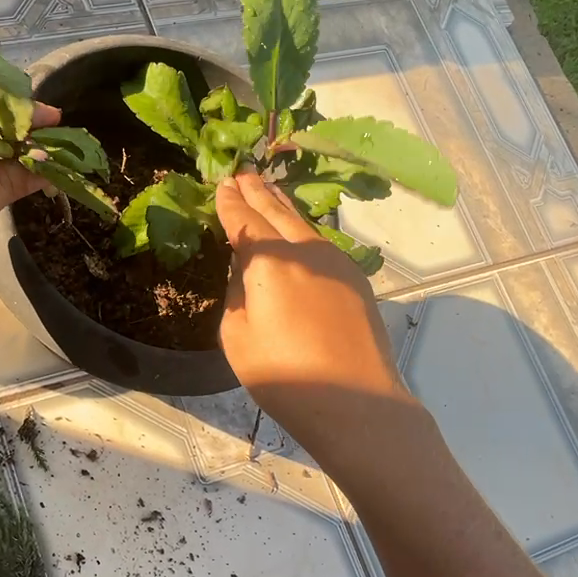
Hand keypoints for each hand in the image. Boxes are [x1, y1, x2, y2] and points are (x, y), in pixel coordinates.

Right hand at [216, 173, 407, 448]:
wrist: (356, 402)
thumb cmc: (284, 376)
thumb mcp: (237, 337)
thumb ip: (237, 295)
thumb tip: (247, 272)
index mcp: (269, 262)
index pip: (244, 222)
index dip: (230, 204)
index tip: (221, 185)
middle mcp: (304, 251)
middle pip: (276, 212)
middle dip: (257, 193)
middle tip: (242, 174)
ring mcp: (336, 263)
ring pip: (302, 225)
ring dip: (281, 207)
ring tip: (267, 192)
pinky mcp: (356, 280)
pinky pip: (321, 244)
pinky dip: (302, 230)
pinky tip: (297, 232)